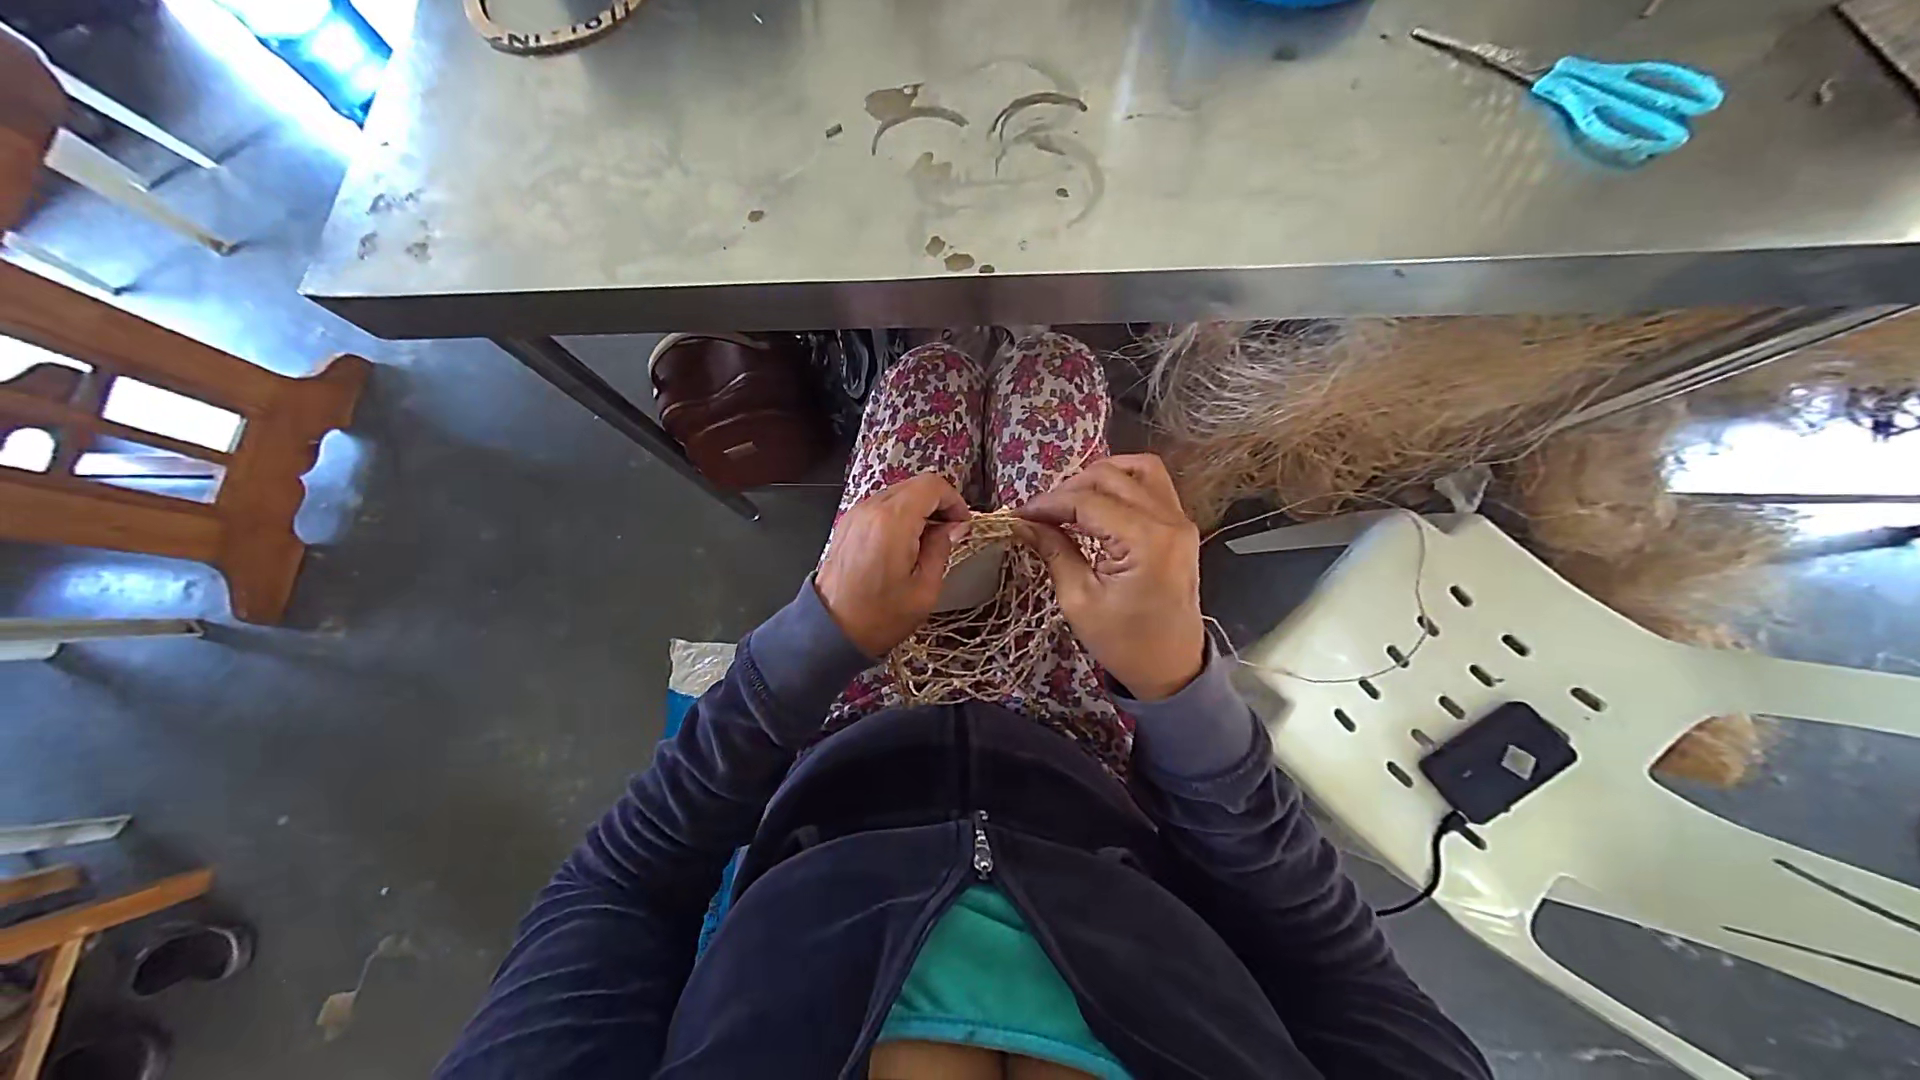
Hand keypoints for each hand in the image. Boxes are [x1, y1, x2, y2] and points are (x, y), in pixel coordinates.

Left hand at [816, 473, 969, 656]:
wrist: (829, 631)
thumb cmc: (880, 616)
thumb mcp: (924, 589)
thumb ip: (942, 549)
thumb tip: (954, 527)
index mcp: (893, 521)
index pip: (932, 486)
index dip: (954, 500)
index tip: (962, 524)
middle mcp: (871, 508)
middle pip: (915, 485)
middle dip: (938, 503)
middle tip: (951, 532)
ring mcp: (856, 514)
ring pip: (898, 493)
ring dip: (919, 508)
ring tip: (930, 539)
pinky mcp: (847, 524)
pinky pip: (881, 506)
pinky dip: (900, 514)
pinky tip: (906, 541)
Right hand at [1014, 455, 1204, 700]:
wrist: (1172, 668)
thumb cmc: (1124, 642)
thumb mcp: (1079, 600)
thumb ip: (1054, 551)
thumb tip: (1024, 523)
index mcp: (1145, 541)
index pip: (1088, 501)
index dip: (1048, 504)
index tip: (1020, 515)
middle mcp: (1169, 520)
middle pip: (1111, 477)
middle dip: (1069, 489)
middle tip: (1041, 514)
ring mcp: (1180, 520)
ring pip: (1138, 470)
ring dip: (1099, 478)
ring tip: (1071, 501)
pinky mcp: (1181, 527)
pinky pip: (1153, 485)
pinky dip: (1123, 484)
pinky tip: (1098, 504)